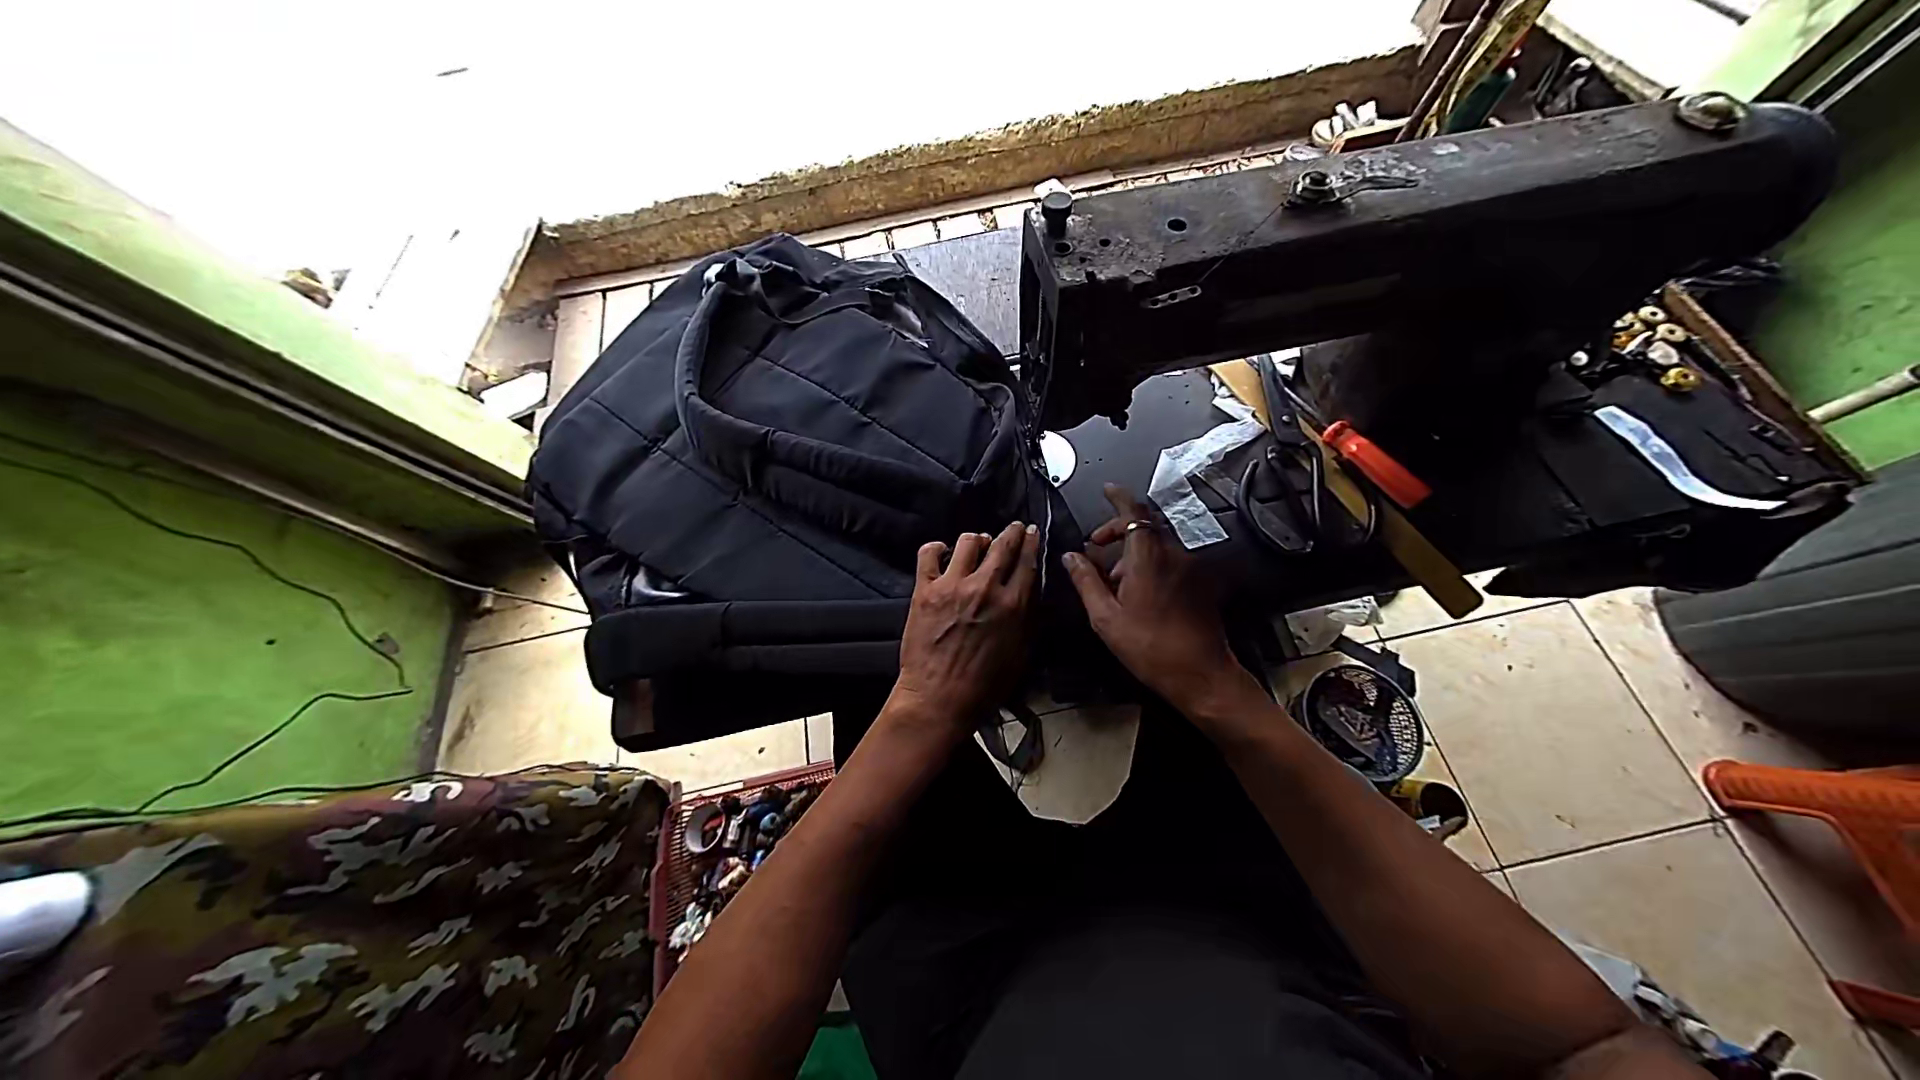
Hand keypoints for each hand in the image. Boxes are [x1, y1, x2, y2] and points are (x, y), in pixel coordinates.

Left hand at [891, 521, 1041, 739]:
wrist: (938, 699)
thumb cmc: (983, 686)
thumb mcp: (1021, 654)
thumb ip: (1029, 619)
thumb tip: (1031, 594)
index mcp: (1013, 604)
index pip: (1027, 560)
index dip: (1032, 542)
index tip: (1033, 532)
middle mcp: (985, 588)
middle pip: (1002, 544)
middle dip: (1011, 532)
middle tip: (1014, 528)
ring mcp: (952, 586)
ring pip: (968, 541)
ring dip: (977, 540)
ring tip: (977, 544)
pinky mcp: (925, 590)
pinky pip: (929, 553)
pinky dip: (937, 548)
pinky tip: (941, 552)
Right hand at [1062, 485, 1263, 719]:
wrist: (1200, 674)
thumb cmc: (1150, 648)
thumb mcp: (1106, 618)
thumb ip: (1086, 581)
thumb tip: (1071, 557)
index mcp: (1148, 558)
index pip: (1133, 511)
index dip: (1118, 496)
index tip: (1107, 489)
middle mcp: (1173, 555)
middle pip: (1144, 525)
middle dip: (1117, 529)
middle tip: (1096, 545)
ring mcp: (1189, 568)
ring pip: (1156, 544)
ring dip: (1131, 551)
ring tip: (1112, 578)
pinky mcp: (1198, 583)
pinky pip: (1169, 560)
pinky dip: (1148, 563)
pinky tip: (1135, 591)